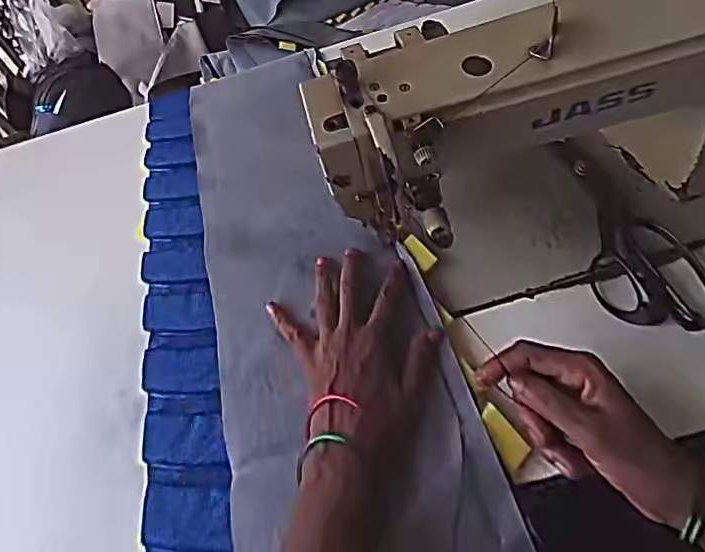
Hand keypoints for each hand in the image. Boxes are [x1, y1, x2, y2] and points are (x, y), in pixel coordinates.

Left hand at [268, 250, 441, 470]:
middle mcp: (349, 335)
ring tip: (322, 261)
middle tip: (352, 251)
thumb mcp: (411, 397)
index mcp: (375, 340)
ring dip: (323, 280)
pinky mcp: (309, 360)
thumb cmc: (381, 427)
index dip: (394, 282)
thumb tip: (433, 333)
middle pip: (350, 293)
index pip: (388, 302)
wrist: (344, 452)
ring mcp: (326, 345)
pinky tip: (272, 307)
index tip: (397, 265)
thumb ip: (421, 361)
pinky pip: (293, 335)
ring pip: (324, 303)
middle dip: (353, 269)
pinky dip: (282, 320)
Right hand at [477, 341, 701, 525]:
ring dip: (549, 438)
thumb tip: (516, 380)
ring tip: (572, 455)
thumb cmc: (645, 460)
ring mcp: (579, 401)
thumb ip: (548, 401)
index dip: (502, 364)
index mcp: (582, 369)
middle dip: (535, 419)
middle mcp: (578, 379)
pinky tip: (578, 460)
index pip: (529, 354)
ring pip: (538, 411)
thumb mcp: (589, 431)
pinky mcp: (580, 422)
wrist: (673, 494)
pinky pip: (551, 428)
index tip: (483, 378)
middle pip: (530, 385)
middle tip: (550, 438)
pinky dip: (558, 448)